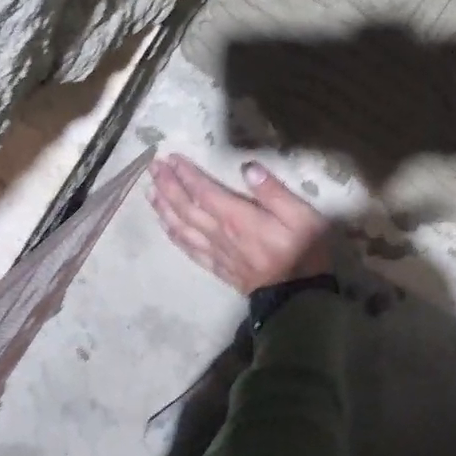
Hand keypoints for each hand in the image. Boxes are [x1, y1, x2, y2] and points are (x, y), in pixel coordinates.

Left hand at [146, 153, 333, 293]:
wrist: (300, 297)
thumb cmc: (304, 250)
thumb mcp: (301, 215)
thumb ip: (273, 191)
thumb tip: (248, 167)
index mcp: (237, 218)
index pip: (204, 192)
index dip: (186, 175)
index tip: (171, 158)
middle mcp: (220, 235)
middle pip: (186, 209)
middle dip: (168, 187)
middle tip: (153, 168)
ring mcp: (217, 254)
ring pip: (182, 229)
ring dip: (164, 209)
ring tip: (150, 193)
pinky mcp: (219, 269)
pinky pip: (190, 250)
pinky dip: (174, 236)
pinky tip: (167, 228)